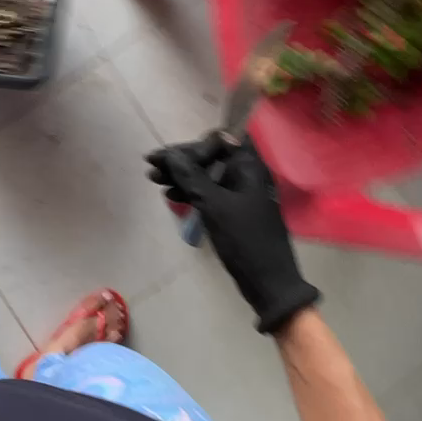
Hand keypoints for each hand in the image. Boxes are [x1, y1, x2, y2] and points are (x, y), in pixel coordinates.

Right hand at [146, 133, 318, 332]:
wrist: (269, 282)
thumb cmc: (244, 239)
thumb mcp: (213, 205)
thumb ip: (191, 176)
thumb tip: (171, 154)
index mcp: (249, 167)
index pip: (222, 138)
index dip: (196, 144)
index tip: (173, 158)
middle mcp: (247, 174)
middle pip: (211, 155)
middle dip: (182, 159)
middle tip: (152, 166)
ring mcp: (241, 193)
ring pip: (207, 174)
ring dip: (181, 175)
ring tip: (154, 179)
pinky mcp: (235, 209)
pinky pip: (210, 192)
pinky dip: (191, 191)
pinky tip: (172, 195)